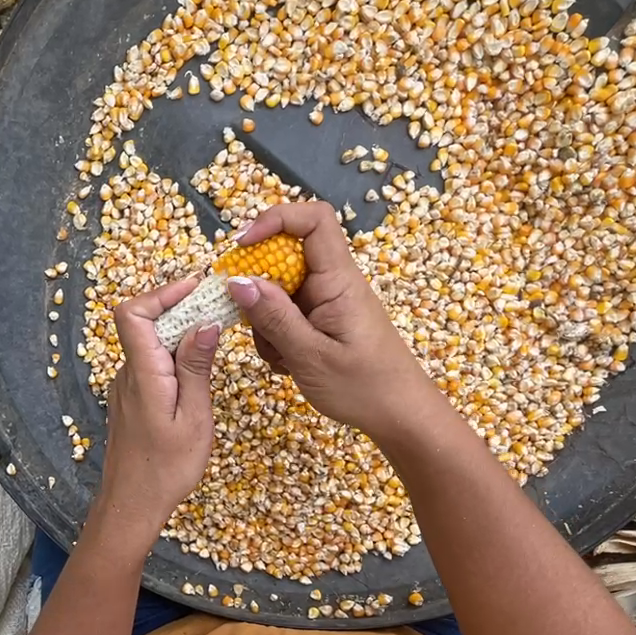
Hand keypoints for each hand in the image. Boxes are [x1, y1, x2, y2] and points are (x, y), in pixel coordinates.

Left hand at [96, 279, 222, 536]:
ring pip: (148, 343)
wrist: (132, 505)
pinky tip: (197, 369)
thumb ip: (196, 368)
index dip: (162, 292)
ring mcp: (125, 388)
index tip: (197, 288)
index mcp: (142, 374)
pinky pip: (150, 364)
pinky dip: (172, 355)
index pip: (133, 313)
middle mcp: (127, 375)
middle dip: (180, 307)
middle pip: (143, 322)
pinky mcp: (130, 400)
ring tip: (215, 334)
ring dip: (178, 332)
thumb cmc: (166, 470)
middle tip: (219, 308)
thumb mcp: (194, 418)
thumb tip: (205, 322)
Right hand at [226, 202, 438, 434]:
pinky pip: (285, 316)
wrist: (398, 414)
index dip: (275, 220)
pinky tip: (286, 364)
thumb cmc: (362, 387)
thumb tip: (236, 281)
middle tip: (246, 321)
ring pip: (279, 292)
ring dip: (265, 322)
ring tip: (280, 357)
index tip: (240, 247)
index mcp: (339, 280)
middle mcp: (332, 283)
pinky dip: (275, 337)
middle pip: (285, 258)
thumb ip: (273, 317)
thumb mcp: (309, 356)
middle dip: (257, 287)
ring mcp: (325, 303)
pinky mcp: (321, 322)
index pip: (313, 220)